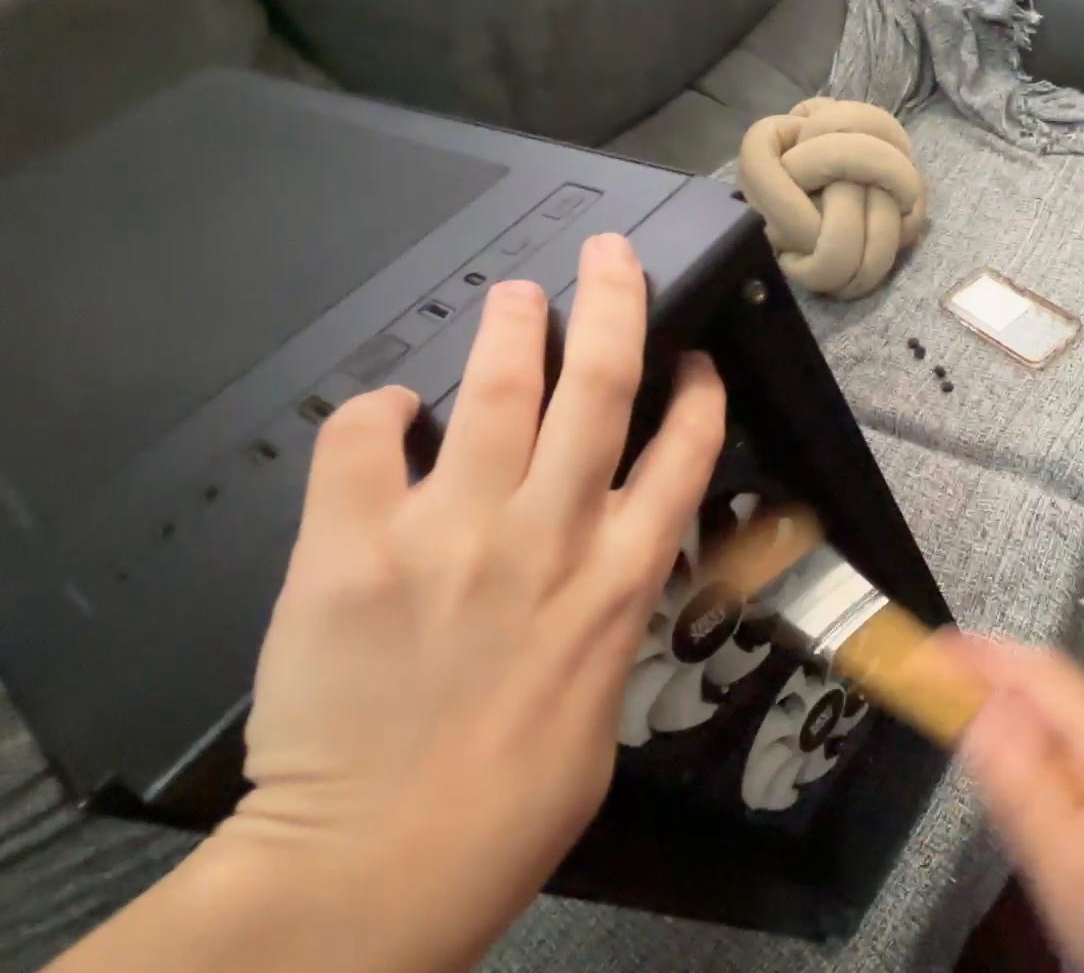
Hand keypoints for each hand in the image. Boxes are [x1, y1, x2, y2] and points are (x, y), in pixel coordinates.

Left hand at [231, 234, 722, 963]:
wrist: (386, 855)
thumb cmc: (524, 790)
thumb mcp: (606, 687)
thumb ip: (604, 606)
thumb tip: (593, 558)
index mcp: (622, 577)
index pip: (684, 453)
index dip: (698, 394)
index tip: (696, 359)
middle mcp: (554, 535)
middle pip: (600, 390)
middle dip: (613, 308)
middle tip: (610, 259)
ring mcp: (455, 532)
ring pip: (497, 394)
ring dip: (513, 331)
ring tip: (519, 295)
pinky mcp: (353, 547)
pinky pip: (365, 442)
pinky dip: (379, 412)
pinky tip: (390, 408)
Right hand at [953, 637, 1083, 972]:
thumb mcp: (1067, 863)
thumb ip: (1022, 785)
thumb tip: (981, 710)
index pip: (1044, 675)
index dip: (986, 654)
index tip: (934, 646)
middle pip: (1053, 688)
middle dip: (993, 673)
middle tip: (935, 676)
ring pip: (1062, 713)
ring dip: (1010, 700)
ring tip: (959, 702)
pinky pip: (1072, 740)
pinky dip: (1030, 733)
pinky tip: (1010, 751)